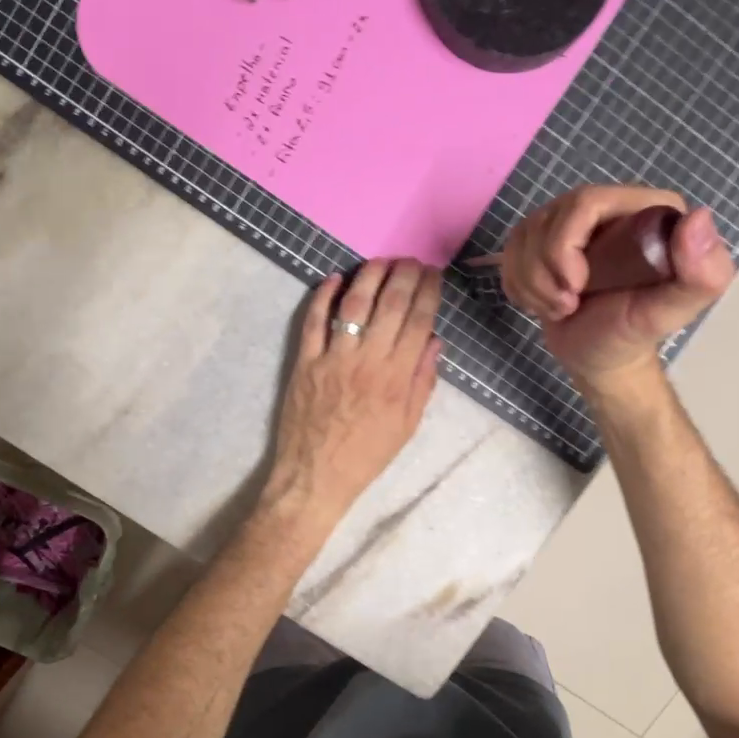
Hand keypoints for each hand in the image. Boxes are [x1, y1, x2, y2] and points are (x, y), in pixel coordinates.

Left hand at [260, 259, 443, 530]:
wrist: (316, 476)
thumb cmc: (366, 455)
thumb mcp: (407, 426)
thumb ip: (423, 382)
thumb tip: (433, 340)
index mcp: (398, 378)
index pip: (419, 320)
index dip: (428, 290)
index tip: (433, 274)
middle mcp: (368, 361)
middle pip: (391, 303)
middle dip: (405, 274)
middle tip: (411, 261)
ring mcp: (334, 359)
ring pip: (354, 303)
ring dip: (369, 275)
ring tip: (380, 262)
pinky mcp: (305, 362)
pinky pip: (314, 320)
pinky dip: (324, 295)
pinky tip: (335, 279)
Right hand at [500, 185, 734, 391]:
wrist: (599, 358)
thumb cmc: (633, 335)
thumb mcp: (671, 312)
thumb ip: (702, 273)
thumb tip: (697, 218)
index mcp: (643, 210)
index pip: (585, 202)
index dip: (565, 244)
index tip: (575, 287)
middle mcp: (605, 208)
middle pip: (547, 219)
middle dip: (545, 271)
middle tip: (565, 305)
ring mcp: (568, 225)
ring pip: (523, 236)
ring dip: (532, 284)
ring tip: (559, 308)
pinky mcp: (540, 244)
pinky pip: (510, 252)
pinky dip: (519, 287)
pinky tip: (544, 303)